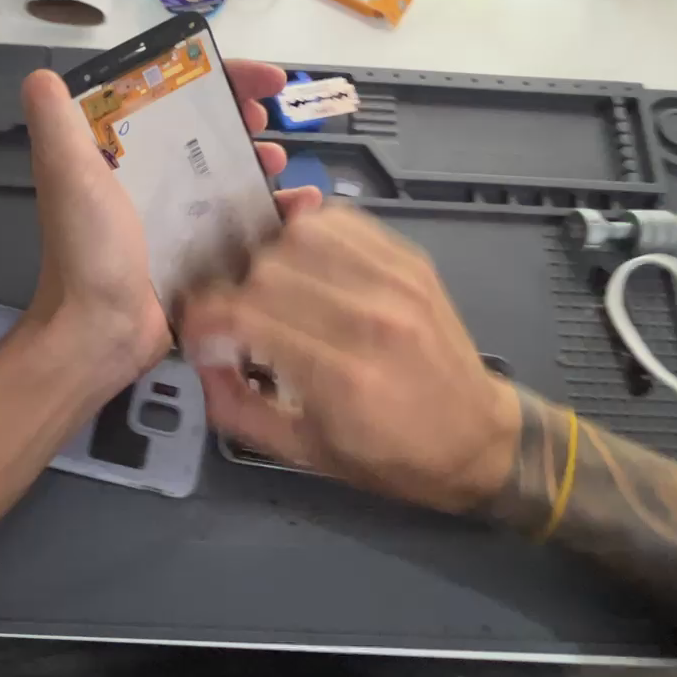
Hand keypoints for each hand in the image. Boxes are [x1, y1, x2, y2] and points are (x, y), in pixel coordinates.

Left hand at [20, 60, 318, 401]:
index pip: (172, 98)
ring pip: (228, 177)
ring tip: (279, 164)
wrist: (99, 331)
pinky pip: (242, 225)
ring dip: (260, 163)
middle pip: (205, 134)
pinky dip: (273, 213)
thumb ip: (55, 120)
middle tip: (265, 120)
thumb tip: (42, 76)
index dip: (218, 79)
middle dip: (241, 120)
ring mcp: (176, 220)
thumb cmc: (86, 247)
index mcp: (117, 155)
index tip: (262, 80)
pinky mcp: (199, 255)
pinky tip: (302, 207)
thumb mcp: (65, 172)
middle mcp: (146, 181)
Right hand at [179, 205, 519, 511]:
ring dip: (266, 256)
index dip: (204, 317)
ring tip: (267, 287)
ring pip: (299, 234)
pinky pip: (339, 219)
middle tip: (233, 316)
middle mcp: (370, 317)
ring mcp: (395, 280)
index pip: (246, 315)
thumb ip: (235, 405)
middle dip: (232, 290)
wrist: (478, 439)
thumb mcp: (301, 452)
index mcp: (342, 376)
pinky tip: (302, 262)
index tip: (198, 331)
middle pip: (266, 269)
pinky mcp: (410, 259)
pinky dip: (305, 232)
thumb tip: (199, 355)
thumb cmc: (388, 456)